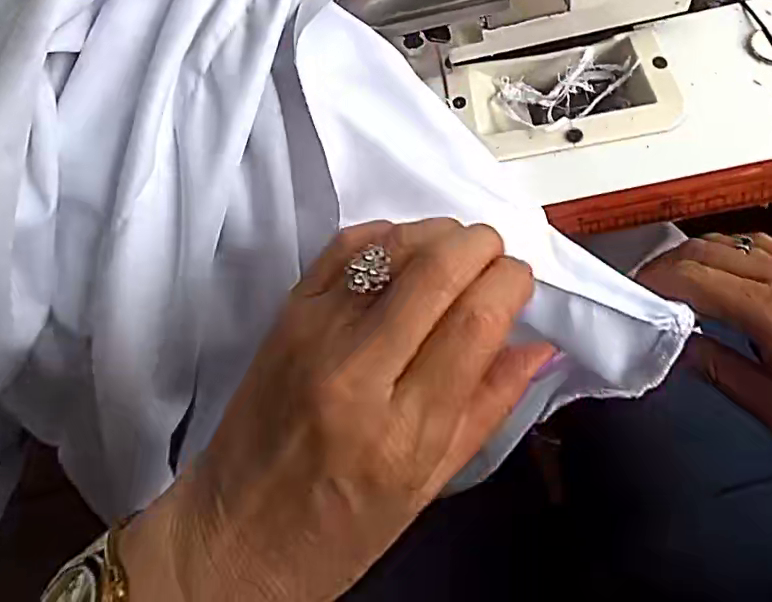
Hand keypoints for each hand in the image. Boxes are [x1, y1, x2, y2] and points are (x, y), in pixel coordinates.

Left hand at [121, 219, 555, 601]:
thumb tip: (540, 345)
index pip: (476, 319)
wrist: (231, 537)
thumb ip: (492, 404)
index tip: (519, 282)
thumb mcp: (430, 484)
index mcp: (402, 429)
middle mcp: (356, 372)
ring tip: (455, 253)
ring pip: (395, 243)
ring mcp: (314, 332)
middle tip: (494, 258)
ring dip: (442, 232)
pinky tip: (406, 252)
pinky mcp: (288, 311)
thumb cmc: (337, 527)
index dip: (512, 281)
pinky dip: (390, 233)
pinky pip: (347, 242)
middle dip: (484, 244)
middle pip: (439, 267)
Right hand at [635, 232, 771, 521]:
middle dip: (672, 262)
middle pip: (714, 248)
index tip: (635, 291)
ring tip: (680, 285)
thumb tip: (687, 347)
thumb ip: (725, 371)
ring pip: (743, 241)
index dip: (657, 279)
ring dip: (704, 255)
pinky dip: (737, 257)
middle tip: (648, 289)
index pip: (697, 274)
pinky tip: (730, 284)